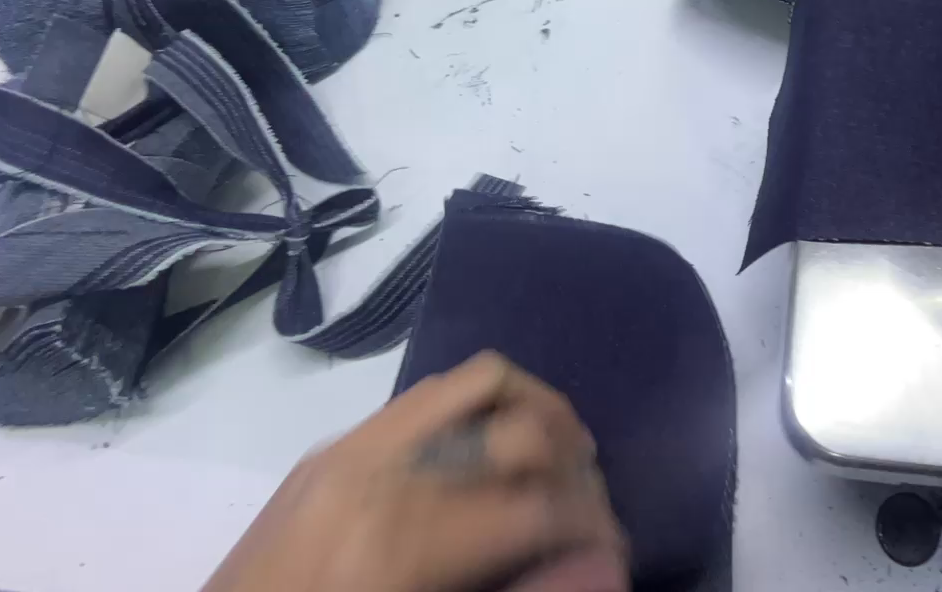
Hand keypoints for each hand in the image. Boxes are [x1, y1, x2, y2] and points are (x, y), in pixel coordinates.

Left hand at [203, 352, 628, 591]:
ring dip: (531, 411)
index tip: (613, 542)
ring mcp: (345, 449)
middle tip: (586, 495)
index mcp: (393, 542)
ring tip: (551, 457)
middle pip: (514, 414)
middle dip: (571, 449)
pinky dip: (480, 412)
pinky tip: (487, 457)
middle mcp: (372, 470)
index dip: (591, 518)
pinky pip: (429, 398)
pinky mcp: (329, 449)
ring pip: (475, 380)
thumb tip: (608, 560)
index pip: (532, 499)